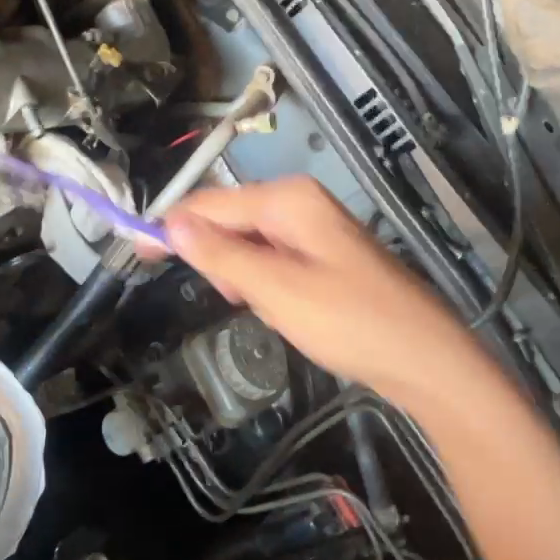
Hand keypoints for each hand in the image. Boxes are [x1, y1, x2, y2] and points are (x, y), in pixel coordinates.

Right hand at [149, 177, 491, 404]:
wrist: (426, 360)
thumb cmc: (349, 321)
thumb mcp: (276, 290)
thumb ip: (221, 255)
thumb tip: (171, 223)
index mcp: (287, 199)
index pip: (210, 203)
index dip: (170, 225)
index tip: (134, 249)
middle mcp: (299, 203)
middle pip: (230, 220)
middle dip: (220, 260)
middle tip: (238, 300)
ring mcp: (313, 229)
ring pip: (249, 246)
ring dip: (245, 278)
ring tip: (272, 310)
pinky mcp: (323, 255)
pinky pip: (274, 262)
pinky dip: (267, 286)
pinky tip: (288, 312)